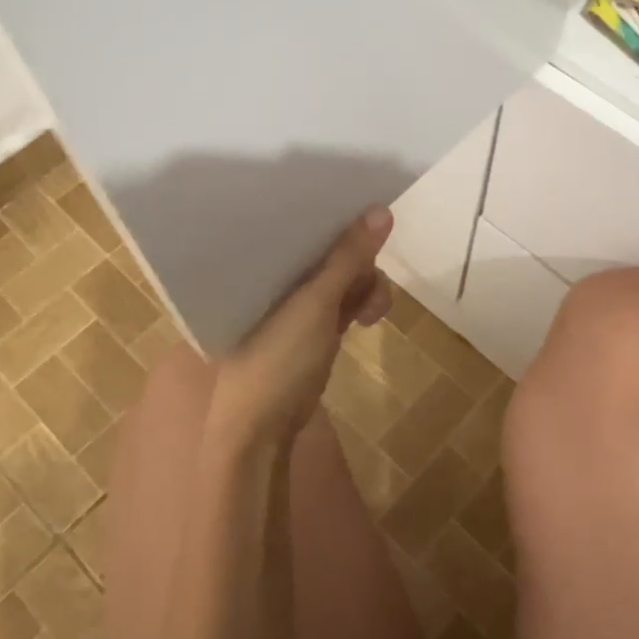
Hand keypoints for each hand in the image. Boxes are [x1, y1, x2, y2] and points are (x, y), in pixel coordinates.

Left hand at [208, 207, 394, 442]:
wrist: (261, 432)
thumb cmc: (276, 359)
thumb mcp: (316, 303)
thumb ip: (348, 258)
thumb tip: (381, 209)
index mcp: (257, 263)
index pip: (295, 221)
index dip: (332, 212)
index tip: (368, 207)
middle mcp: (272, 278)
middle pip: (324, 249)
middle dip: (358, 261)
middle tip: (372, 281)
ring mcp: (291, 307)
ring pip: (338, 278)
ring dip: (363, 286)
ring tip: (373, 313)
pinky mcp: (309, 332)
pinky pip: (340, 303)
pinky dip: (358, 305)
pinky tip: (370, 318)